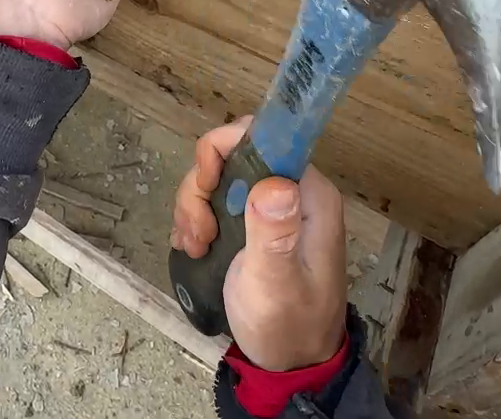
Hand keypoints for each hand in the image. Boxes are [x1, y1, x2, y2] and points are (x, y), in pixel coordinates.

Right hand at [171, 117, 349, 371]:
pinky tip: (195, 248)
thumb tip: (275, 183)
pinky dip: (194, 219)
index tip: (205, 185)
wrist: (287, 365)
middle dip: (201, 189)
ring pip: (214, 177)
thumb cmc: (286, 324)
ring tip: (197, 247)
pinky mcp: (250, 219)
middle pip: (228, 155)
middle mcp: (289, 188)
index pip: (260, 135)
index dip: (222, 147)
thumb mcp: (276, 282)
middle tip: (200, 232)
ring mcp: (268, 204)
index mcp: (307, 193)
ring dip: (193, 208)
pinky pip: (210, 198)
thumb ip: (274, 234)